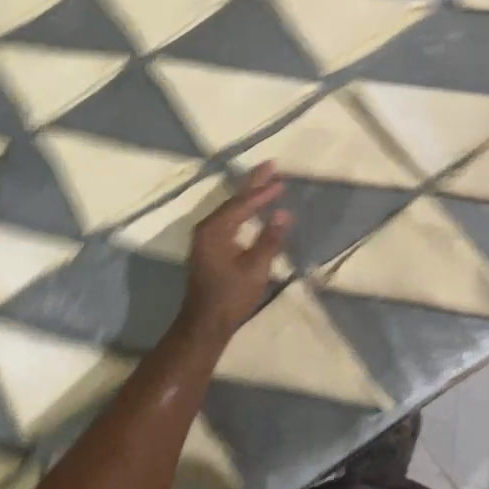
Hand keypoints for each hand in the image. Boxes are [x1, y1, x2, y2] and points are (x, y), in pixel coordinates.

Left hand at [178, 164, 289, 341]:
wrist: (205, 323)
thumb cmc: (230, 296)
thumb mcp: (255, 268)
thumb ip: (269, 239)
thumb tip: (284, 214)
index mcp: (214, 229)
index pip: (241, 204)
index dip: (262, 192)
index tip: (281, 181)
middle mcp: (206, 228)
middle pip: (233, 201)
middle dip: (253, 184)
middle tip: (271, 165)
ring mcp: (206, 238)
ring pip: (230, 210)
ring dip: (249, 197)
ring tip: (266, 182)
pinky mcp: (209, 248)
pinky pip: (228, 220)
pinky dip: (243, 211)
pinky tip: (253, 210)